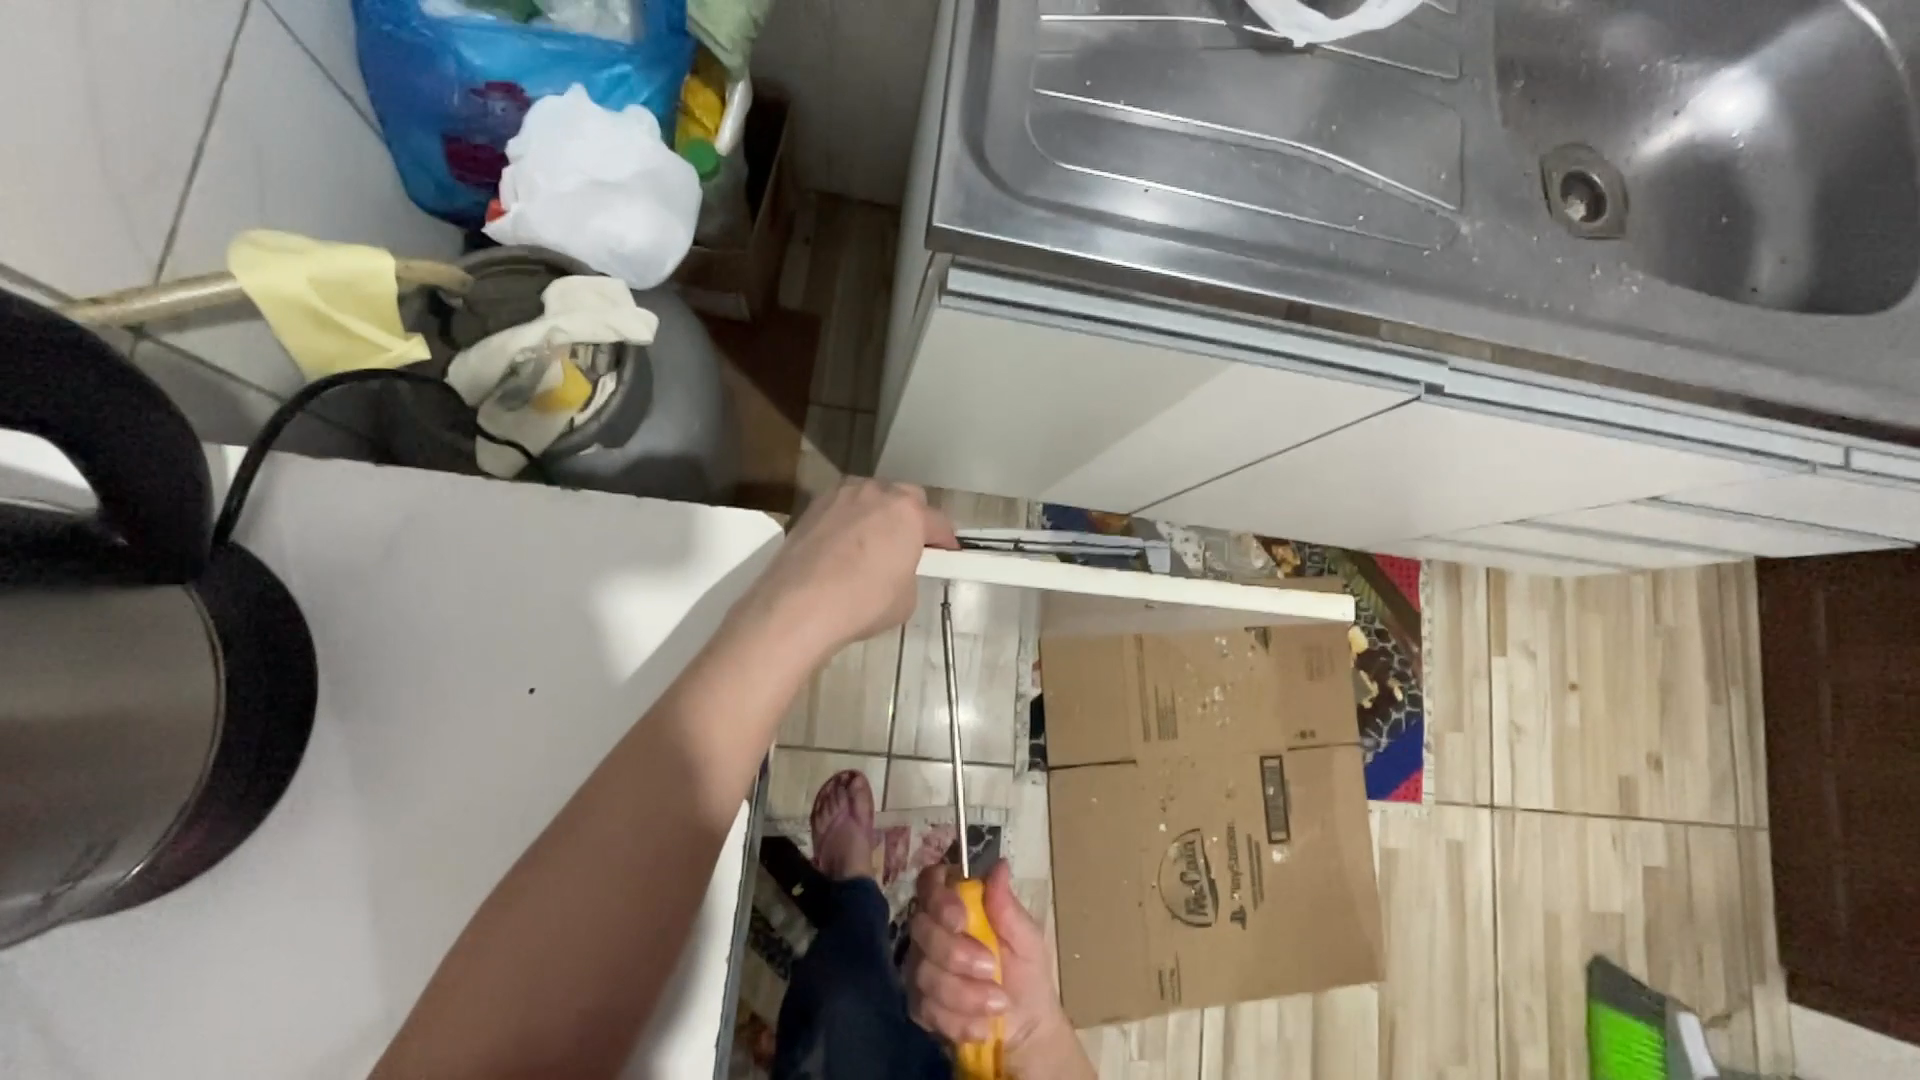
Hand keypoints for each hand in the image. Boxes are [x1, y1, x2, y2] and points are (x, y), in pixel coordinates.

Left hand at [743, 479, 956, 658]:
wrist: (799, 605)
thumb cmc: (863, 602)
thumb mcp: (905, 599)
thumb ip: (909, 573)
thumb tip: (896, 569)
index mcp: (908, 512)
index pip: (938, 522)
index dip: (945, 541)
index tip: (947, 554)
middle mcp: (876, 493)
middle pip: (905, 497)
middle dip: (912, 518)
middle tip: (908, 546)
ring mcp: (841, 496)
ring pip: (870, 497)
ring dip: (877, 514)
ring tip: (871, 545)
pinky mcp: (812, 507)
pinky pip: (842, 508)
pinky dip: (848, 522)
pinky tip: (841, 548)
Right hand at [907, 862, 1089, 1078]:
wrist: (1026, 1025)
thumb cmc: (1027, 972)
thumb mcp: (1027, 939)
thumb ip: (1008, 907)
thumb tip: (1000, 865)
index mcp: (957, 904)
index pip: (931, 883)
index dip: (939, 898)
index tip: (961, 919)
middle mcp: (931, 930)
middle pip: (922, 928)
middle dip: (956, 953)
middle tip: (991, 969)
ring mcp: (921, 967)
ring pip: (924, 973)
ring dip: (964, 993)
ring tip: (998, 1004)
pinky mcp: (919, 1005)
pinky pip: (926, 1009)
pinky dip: (958, 1020)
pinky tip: (982, 1025)